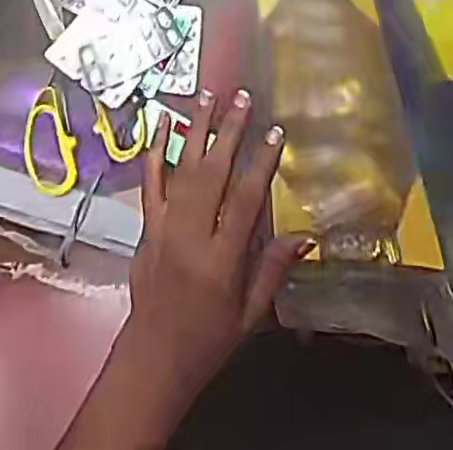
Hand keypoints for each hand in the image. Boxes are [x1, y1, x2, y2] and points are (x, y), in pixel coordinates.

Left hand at [61, 87, 305, 449]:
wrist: (153, 356)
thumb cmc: (208, 339)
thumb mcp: (250, 314)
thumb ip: (273, 270)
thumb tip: (305, 235)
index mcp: (220, 261)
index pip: (244, 202)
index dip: (262, 164)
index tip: (275, 133)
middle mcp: (190, 236)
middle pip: (211, 174)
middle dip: (229, 132)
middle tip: (242, 98)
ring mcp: (164, 226)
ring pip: (180, 170)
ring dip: (196, 130)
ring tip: (208, 97)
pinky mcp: (147, 225)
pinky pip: (150, 182)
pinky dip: (156, 150)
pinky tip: (164, 124)